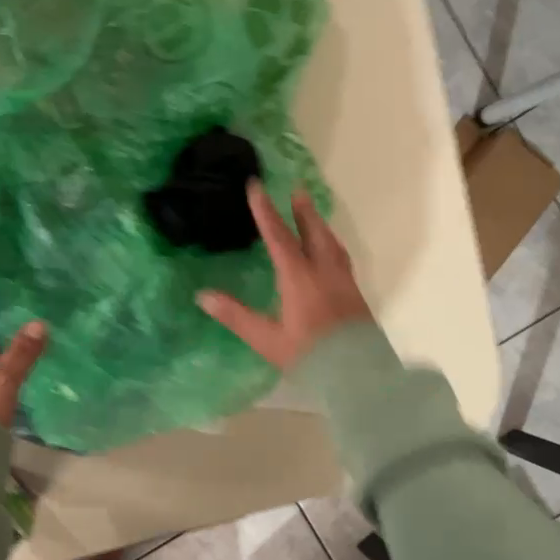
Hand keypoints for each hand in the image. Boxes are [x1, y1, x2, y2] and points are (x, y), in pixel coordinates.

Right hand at [198, 181, 372, 368]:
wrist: (356, 373)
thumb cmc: (308, 355)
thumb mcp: (266, 339)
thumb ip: (235, 315)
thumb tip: (203, 296)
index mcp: (299, 277)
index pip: (279, 236)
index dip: (265, 211)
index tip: (256, 186)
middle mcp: (323, 272)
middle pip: (313, 233)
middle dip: (302, 211)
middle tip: (297, 190)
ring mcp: (343, 282)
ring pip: (331, 244)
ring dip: (320, 225)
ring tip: (313, 215)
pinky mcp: (356, 296)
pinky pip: (341, 259)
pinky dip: (332, 246)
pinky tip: (331, 253)